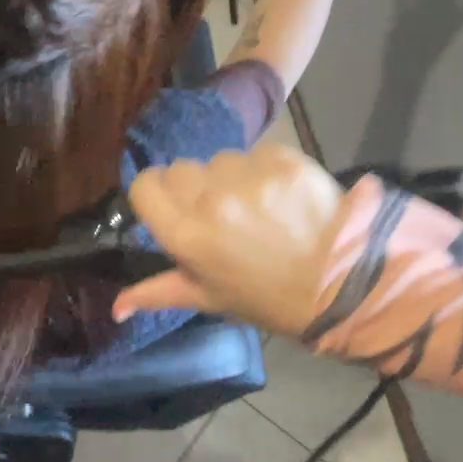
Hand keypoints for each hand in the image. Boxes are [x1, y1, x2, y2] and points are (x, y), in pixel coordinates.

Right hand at [112, 145, 346, 335]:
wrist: (347, 284)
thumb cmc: (269, 297)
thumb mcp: (209, 299)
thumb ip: (157, 293)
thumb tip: (115, 307)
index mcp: (186, 235)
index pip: (145, 185)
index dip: (155, 194)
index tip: (173, 208)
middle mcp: (209, 201)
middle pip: (178, 169)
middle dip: (192, 187)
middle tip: (219, 214)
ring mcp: (248, 178)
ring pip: (219, 160)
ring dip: (230, 178)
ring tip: (256, 206)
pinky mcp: (282, 161)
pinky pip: (256, 154)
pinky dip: (264, 171)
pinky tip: (281, 196)